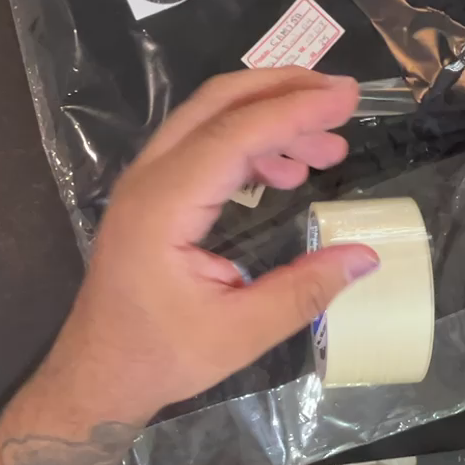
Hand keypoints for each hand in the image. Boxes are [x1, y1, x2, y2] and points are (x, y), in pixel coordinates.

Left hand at [36, 68, 378, 420]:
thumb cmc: (160, 357)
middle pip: (216, 104)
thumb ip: (304, 291)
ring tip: (326, 148)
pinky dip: (248, 146)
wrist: (99, 374)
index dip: (294, 111)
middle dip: (283, 91)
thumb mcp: (240, 333)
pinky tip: (285, 173)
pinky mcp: (153, 196)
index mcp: (162, 207)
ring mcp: (146, 184)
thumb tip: (366, 256)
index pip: (234, 135)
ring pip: (209, 120)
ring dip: (269, 119)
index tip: (347, 100)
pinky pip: (203, 147)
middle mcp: (148, 180)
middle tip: (342, 101)